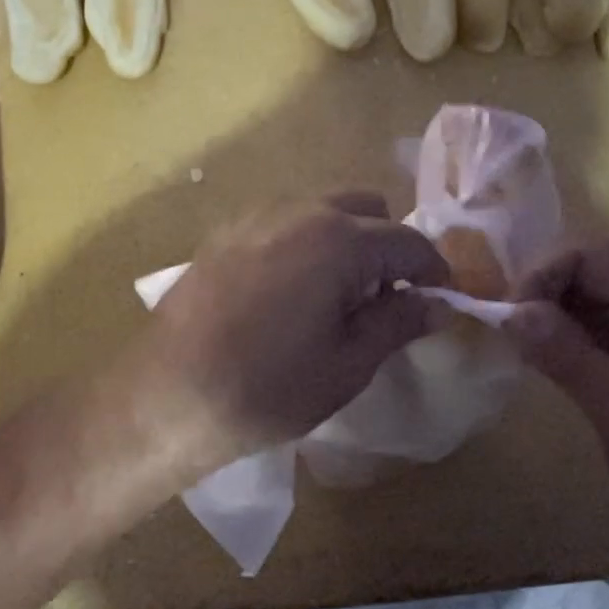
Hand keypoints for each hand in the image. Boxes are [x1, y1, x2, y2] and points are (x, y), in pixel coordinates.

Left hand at [134, 192, 448, 461]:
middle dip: (388, 248)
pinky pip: (283, 223)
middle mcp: (300, 212)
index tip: (441, 303)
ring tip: (338, 299)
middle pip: (367, 210)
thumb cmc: (268, 390)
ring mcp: (256, 217)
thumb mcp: (348, 364)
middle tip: (386, 301)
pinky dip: (305, 245)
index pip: (409, 242)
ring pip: (323, 211)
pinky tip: (291, 295)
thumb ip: (398, 323)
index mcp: (339, 240)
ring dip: (346, 242)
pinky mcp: (224, 234)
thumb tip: (438, 305)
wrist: (167, 397)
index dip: (434, 272)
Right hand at [507, 243, 608, 608]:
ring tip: (517, 348)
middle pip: (590, 268)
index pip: (594, 256)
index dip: (544, 273)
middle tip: (507, 333)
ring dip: (549, 312)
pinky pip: (597, 324)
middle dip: (541, 290)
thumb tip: (513, 312)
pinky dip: (564, 334)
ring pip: (589, 295)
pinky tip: (542, 361)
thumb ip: (571, 360)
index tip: (511, 319)